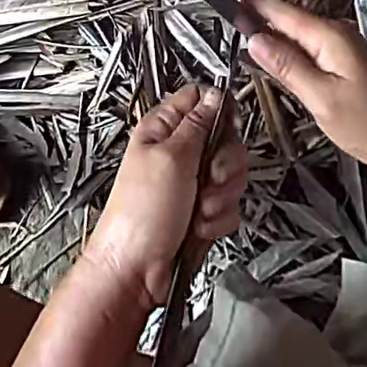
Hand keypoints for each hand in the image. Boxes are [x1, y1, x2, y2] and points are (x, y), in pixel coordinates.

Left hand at [86, 85, 247, 308]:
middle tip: (208, 178)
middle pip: (224, 138)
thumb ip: (198, 124)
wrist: (135, 272)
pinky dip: (218, 219)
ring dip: (220, 196)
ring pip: (230, 174)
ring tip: (198, 208)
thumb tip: (215, 94)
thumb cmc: (139, 214)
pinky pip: (228, 205)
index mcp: (164, 128)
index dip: (219, 111)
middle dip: (224, 163)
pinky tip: (198, 226)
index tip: (222, 133)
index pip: (201, 99)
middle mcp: (178, 151)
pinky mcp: (202, 209)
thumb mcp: (172, 158)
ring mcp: (191, 181)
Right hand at [240, 0, 366, 174]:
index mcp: (329, 37)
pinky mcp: (344, 61)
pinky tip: (274, 58)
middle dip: (257, 16)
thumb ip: (286, 67)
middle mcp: (335, 34)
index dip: (253, 5)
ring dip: (270, 32)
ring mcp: (341, 47)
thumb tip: (255, 40)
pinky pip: (307, 46)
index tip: (227, 1)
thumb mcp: (322, 98)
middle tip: (227, 19)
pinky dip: (286, 47)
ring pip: (296, 32)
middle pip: (287, 18)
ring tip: (241, 34)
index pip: (281, 12)